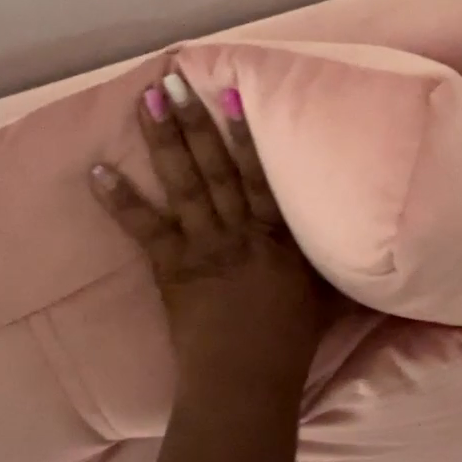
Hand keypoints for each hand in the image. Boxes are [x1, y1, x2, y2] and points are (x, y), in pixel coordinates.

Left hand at [90, 71, 333, 407]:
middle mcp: (240, 233)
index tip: (230, 94)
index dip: (245, 133)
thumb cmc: (291, 344)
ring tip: (146, 100)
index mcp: (278, 238)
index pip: (260, 176)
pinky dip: (119, 200)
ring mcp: (204, 248)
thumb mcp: (327, 299)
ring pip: (183, 185)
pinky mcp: (173, 270)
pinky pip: (144, 228)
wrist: (248, 383)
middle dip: (194, 121)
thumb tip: (365, 247)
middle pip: (215, 167)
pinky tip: (97, 170)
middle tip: (173, 78)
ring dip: (162, 141)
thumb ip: (333, 266)